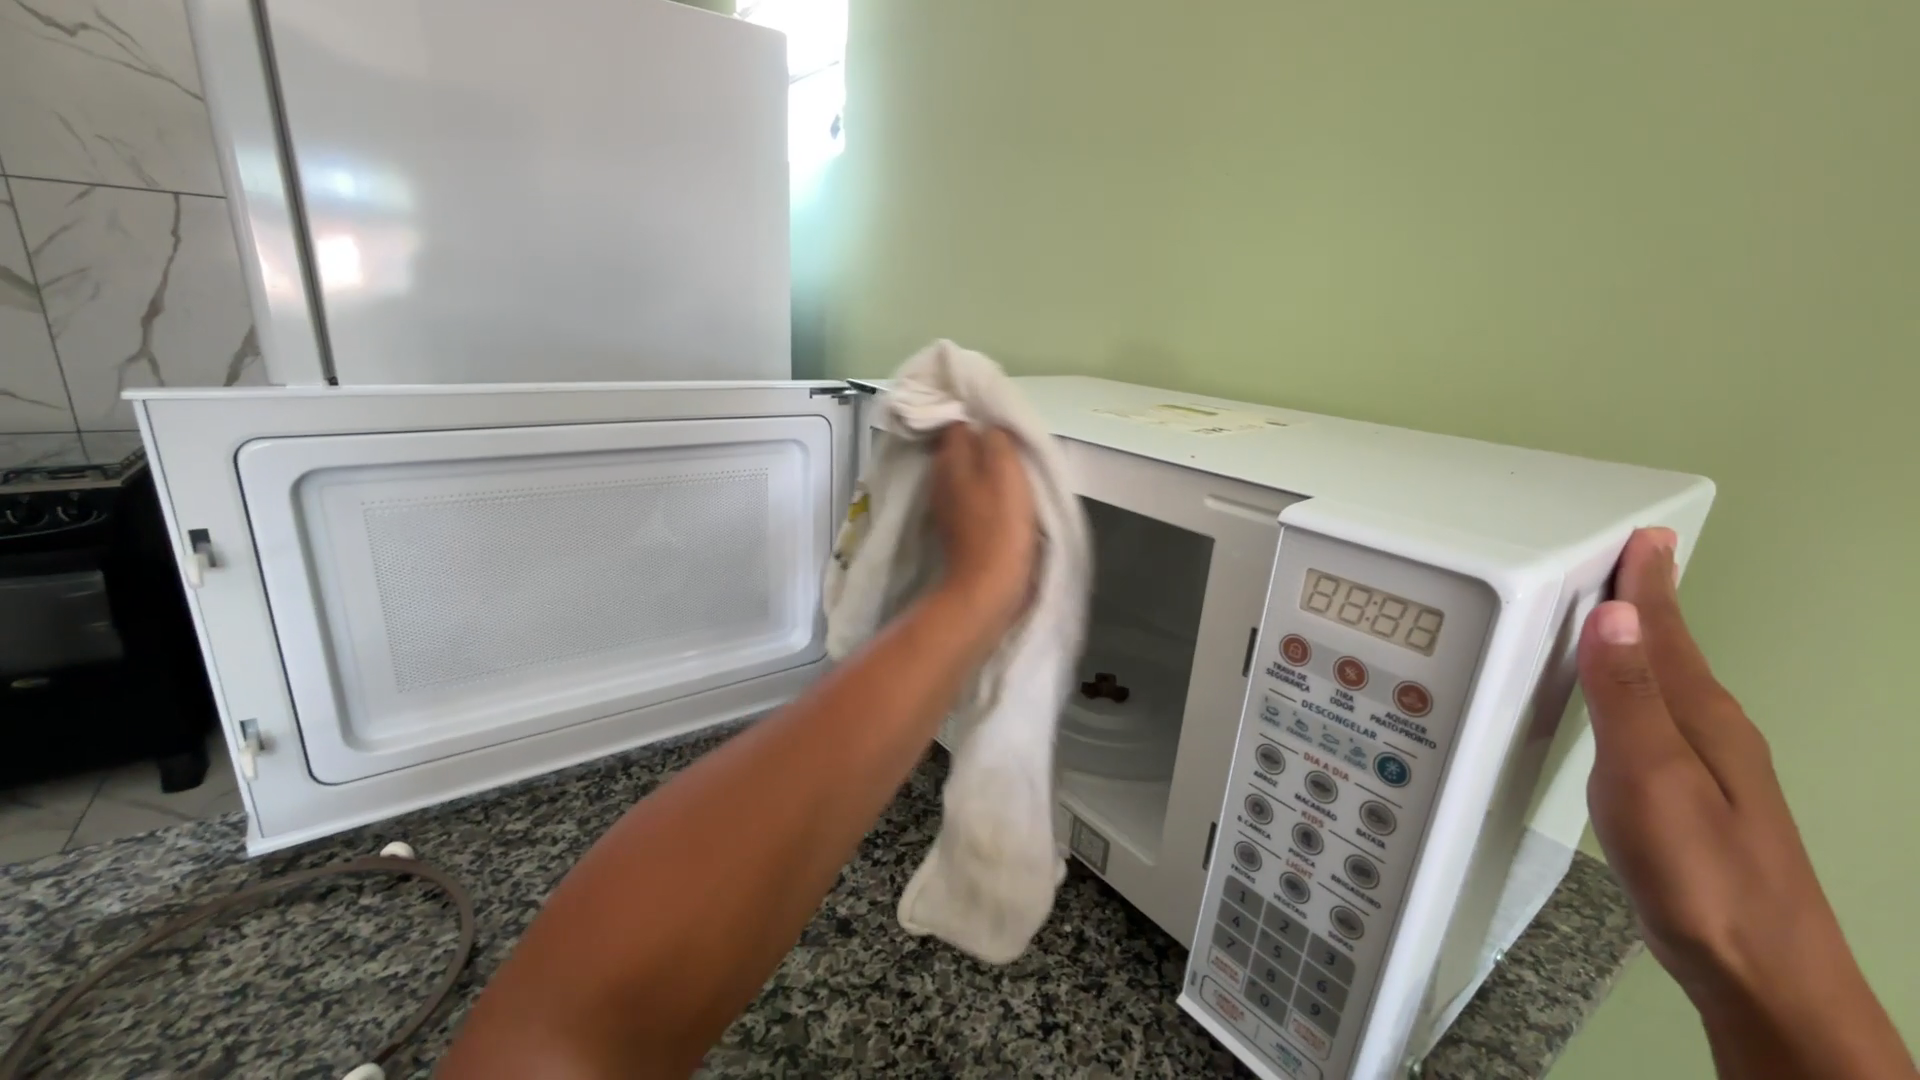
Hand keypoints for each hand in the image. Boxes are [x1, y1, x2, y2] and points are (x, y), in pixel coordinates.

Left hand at [928, 424, 1036, 636]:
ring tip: (1010, 473)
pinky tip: (1001, 501)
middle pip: (960, 448)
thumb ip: (996, 438)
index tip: (1001, 422)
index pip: (958, 422)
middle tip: (1011, 448)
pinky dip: (982, 494)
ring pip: (964, 474)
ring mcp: (943, 505)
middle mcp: (939, 477)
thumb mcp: (1006, 469)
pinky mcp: (954, 528)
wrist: (988, 586)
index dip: (979, 418)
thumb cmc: (1001, 524)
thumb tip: (988, 424)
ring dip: (983, 471)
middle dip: (981, 444)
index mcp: (949, 458)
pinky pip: (969, 498)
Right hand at [1578, 528, 1910, 1078]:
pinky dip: (1634, 688)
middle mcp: (1711, 731)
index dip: (1650, 583)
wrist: (1759, 972)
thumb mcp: (1652, 780)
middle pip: (1670, 650)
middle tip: (1626, 562)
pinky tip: (1623, 700)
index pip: (1666, 632)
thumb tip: (1612, 618)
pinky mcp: (1689, 795)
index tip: (1643, 537)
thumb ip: (1627, 699)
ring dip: (1640, 642)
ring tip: (1614, 617)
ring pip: (1665, 682)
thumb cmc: (1702, 874)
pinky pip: (1656, 717)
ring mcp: (1707, 766)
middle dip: (1645, 602)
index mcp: (1701, 717)